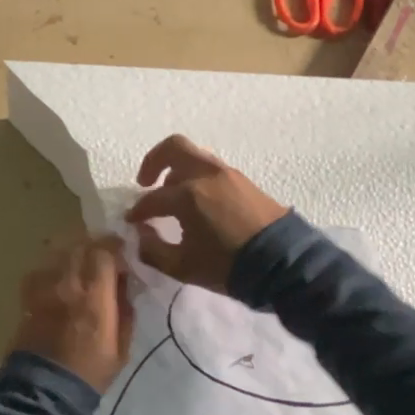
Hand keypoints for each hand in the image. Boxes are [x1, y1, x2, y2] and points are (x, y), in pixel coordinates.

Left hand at [10, 236, 133, 392]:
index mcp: (94, 297)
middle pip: (80, 245)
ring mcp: (43, 288)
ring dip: (73, 249)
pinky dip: (52, 264)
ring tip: (82, 258)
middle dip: (95, 244)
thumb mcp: (121, 346)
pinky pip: (40, 267)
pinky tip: (60, 273)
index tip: (124, 250)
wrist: (45, 390)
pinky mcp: (27, 296)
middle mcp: (67, 284)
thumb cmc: (90, 372)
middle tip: (104, 253)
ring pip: (57, 250)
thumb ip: (125, 310)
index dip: (115, 246)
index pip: (104, 252)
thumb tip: (125, 284)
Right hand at [124, 135, 287, 292]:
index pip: (152, 198)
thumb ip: (153, 249)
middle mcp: (206, 176)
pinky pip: (211, 169)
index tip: (132, 222)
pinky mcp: (243, 181)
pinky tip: (196, 202)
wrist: (282, 263)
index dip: (138, 211)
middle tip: (145, 182)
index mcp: (188, 196)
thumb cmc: (227, 266)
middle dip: (153, 162)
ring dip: (177, 169)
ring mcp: (228, 174)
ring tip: (172, 194)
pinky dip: (196, 177)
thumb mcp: (182, 266)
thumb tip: (141, 234)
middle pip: (174, 148)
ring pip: (195, 157)